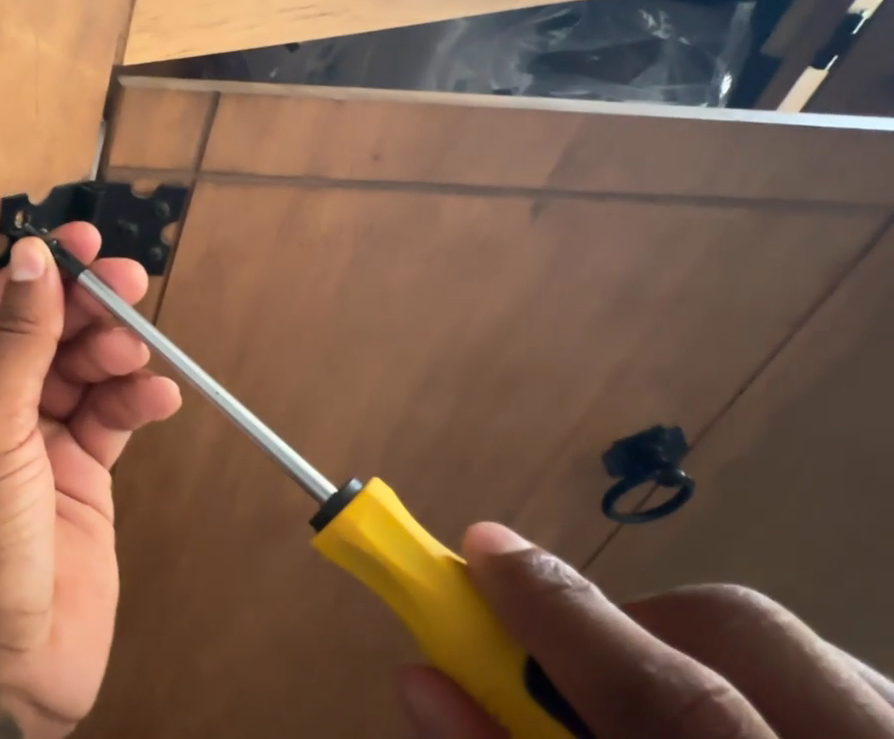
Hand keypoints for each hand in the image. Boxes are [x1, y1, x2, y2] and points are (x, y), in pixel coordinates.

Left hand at [0, 223, 182, 738]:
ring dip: (112, 352)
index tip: (83, 241)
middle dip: (84, 307)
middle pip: (43, 334)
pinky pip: (110, 418)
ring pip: (80, 371)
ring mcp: (36, 440)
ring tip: (138, 347)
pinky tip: (156, 395)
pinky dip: (133, 400)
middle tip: (130, 283)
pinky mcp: (80, 474)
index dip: (38, 273)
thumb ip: (17, 341)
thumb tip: (33, 257)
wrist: (4, 662)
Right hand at [397, 523, 893, 737]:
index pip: (667, 701)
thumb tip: (417, 679)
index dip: (558, 613)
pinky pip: (853, 673)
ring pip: (803, 639)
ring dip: (703, 654)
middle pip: (745, 633)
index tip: (474, 547)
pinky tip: (756, 726)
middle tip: (569, 665)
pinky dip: (779, 681)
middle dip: (626, 621)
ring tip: (668, 715)